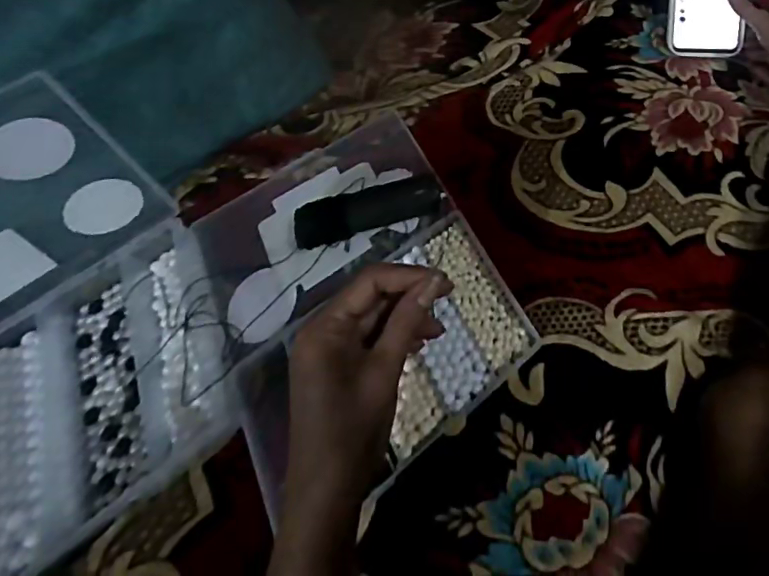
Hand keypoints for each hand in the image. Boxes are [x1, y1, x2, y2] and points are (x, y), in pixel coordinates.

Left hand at [270, 262, 451, 575]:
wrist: (325, 492)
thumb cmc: (353, 431)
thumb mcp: (384, 372)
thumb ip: (406, 323)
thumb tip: (432, 283)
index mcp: (324, 325)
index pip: (369, 281)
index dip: (408, 276)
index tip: (444, 282)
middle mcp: (321, 328)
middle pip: (369, 296)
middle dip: (408, 295)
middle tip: (446, 299)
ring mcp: (326, 347)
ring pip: (370, 316)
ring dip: (403, 316)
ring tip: (438, 328)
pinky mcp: (335, 364)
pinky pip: (366, 337)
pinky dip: (392, 336)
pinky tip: (417, 342)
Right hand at [726, 0, 768, 109]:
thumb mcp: (763, 23)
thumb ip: (746, 8)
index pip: (763, 21)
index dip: (748, 19)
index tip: (730, 18)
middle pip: (763, 39)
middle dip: (747, 39)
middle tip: (726, 38)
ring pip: (765, 56)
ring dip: (752, 55)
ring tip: (730, 54)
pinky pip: (768, 73)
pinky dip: (758, 71)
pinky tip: (746, 70)